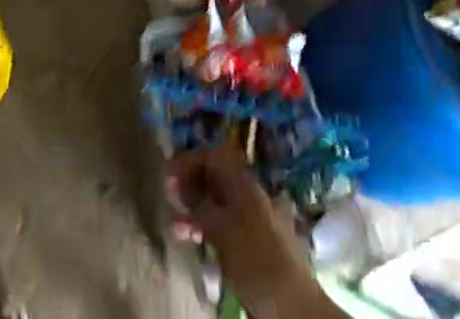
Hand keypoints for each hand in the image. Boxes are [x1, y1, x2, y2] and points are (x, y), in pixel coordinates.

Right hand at [168, 146, 328, 317]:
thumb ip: (200, 203)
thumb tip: (178, 181)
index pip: (216, 156)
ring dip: (194, 208)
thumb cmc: (255, 259)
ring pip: (217, 204)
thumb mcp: (222, 228)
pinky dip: (203, 228)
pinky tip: (189, 238)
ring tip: (174, 221)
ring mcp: (250, 221)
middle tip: (168, 194)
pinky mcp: (249, 245)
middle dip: (190, 183)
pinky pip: (222, 226)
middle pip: (216, 178)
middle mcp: (249, 197)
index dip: (191, 161)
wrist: (291, 306)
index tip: (168, 175)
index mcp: (245, 185)